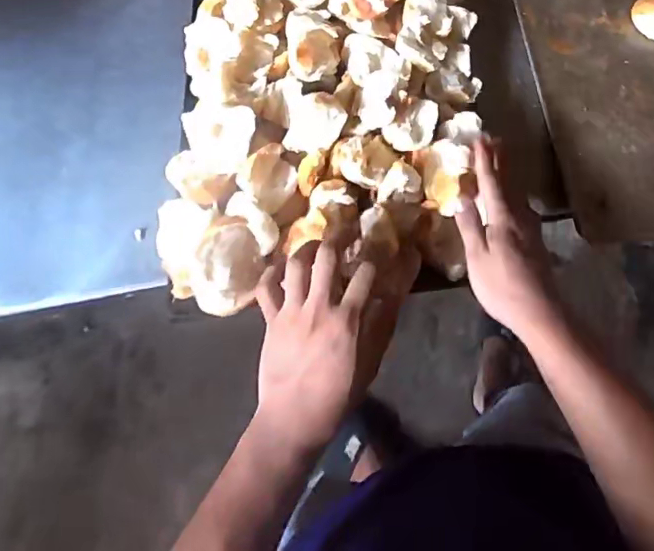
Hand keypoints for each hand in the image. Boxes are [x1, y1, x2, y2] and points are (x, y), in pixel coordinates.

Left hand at [248, 236, 417, 459]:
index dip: (371, 263)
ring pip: (295, 266)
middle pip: (326, 258)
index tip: (372, 261)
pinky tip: (277, 268)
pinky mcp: (270, 321)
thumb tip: (387, 298)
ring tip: (312, 245)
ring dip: (304, 249)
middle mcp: (319, 306)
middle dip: (336, 239)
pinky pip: (266, 289)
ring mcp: (291, 311)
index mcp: (346, 318)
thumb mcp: (367, 364)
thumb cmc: (335, 397)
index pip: (364, 275)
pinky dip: (270, 274)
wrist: (292, 420)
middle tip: (342, 233)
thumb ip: (378, 328)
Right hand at [456, 139, 565, 343]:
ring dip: (507, 173)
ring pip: (516, 191)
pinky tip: (510, 197)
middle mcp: (519, 215)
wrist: (541, 312)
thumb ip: (470, 226)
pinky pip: (519, 204)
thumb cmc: (502, 286)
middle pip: (508, 181)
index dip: (484, 160)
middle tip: (493, 139)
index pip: (491, 181)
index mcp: (502, 217)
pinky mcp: (534, 239)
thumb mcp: (477, 258)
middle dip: (499, 159)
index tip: (479, 139)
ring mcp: (530, 227)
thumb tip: (462, 198)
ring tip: (499, 159)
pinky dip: (511, 191)